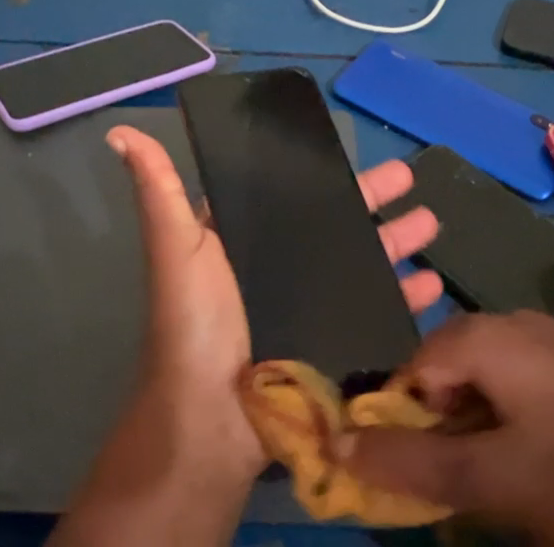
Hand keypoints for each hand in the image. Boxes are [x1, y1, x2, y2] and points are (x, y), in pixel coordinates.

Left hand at [106, 125, 443, 480]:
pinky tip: (434, 284)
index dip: (317, 172)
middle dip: (371, 199)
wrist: (210, 421)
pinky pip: (375, 312)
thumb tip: (120, 132)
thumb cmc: (193, 325)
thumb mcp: (174, 248)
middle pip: (332, 224)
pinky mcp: (331, 343)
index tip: (352, 149)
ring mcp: (307, 307)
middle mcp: (276, 269)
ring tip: (431, 221)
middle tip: (410, 176)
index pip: (286, 194)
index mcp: (240, 241)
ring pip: (360, 262)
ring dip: (395, 241)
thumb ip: (158, 191)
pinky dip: (403, 296)